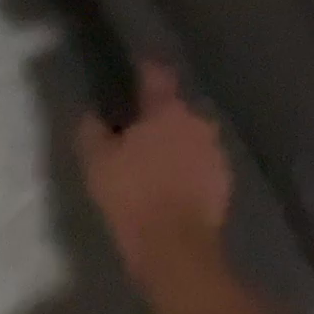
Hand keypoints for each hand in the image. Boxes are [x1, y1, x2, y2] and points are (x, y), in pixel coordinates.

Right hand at [74, 63, 232, 285]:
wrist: (175, 247)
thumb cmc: (131, 196)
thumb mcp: (96, 162)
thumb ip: (91, 130)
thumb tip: (90, 112)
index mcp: (167, 110)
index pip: (156, 74)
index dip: (142, 67)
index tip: (130, 67)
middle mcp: (198, 122)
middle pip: (174, 108)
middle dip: (156, 114)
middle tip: (133, 128)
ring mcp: (215, 151)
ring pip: (189, 136)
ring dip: (173, 142)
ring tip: (150, 160)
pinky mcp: (223, 180)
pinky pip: (199, 163)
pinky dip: (185, 167)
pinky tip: (168, 184)